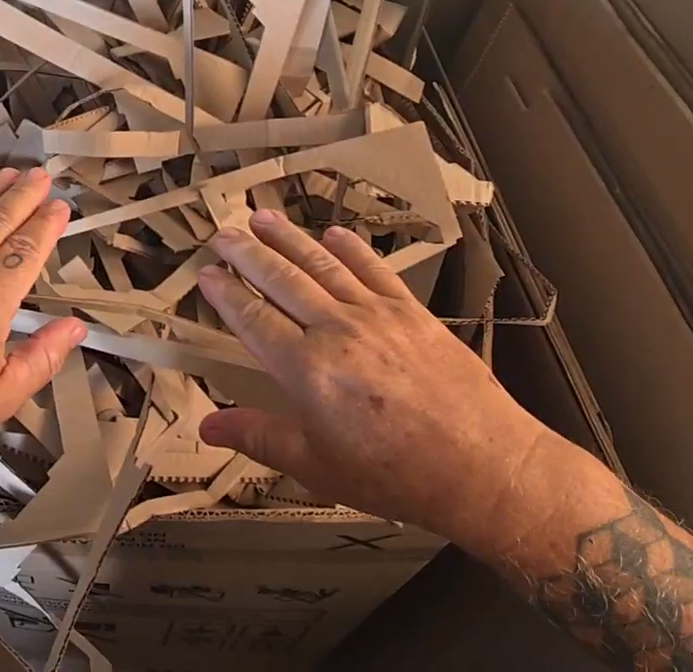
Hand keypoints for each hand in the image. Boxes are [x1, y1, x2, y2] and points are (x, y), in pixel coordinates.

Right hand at [197, 211, 584, 557]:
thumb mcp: (317, 467)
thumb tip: (207, 425)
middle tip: (222, 233)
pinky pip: (374, 270)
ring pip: (322, 265)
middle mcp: (336, 331)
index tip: (206, 272)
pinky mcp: (412, 313)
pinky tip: (333, 233)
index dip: (226, 293)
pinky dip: (351, 249)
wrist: (486, 469)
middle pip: (281, 280)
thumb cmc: (395, 475)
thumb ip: (260, 437)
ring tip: (262, 218)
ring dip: (289, 238)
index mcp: (306, 369)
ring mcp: (376, 316)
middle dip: (247, 253)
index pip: (253, 318)